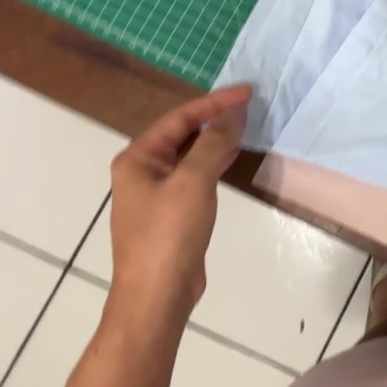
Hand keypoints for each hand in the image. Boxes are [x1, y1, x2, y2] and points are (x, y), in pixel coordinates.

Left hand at [105, 85, 250, 322]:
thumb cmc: (169, 234)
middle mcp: (142, 171)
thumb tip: (235, 112)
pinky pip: (194, 176)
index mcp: (138, 158)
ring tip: (245, 125)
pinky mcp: (171, 214)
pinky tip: (232, 158)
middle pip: (182, 133)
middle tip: (249, 105)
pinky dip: (214, 162)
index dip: (214, 102)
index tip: (247, 92)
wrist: (157, 295)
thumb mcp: (193, 182)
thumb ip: (214, 142)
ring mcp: (155, 194)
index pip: (180, 117)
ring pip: (189, 155)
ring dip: (215, 140)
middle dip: (214, 118)